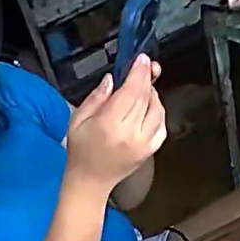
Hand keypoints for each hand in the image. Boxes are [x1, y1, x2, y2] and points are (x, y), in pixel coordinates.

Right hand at [64, 55, 164, 187]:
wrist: (90, 181)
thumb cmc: (80, 151)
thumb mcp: (77, 120)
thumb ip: (96, 98)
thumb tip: (112, 80)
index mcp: (109, 125)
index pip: (131, 92)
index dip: (138, 73)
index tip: (142, 59)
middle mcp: (130, 134)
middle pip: (145, 98)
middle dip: (147, 78)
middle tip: (147, 65)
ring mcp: (143, 144)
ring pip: (158, 111)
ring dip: (153, 95)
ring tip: (142, 89)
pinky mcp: (150, 151)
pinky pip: (161, 126)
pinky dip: (158, 113)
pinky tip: (148, 109)